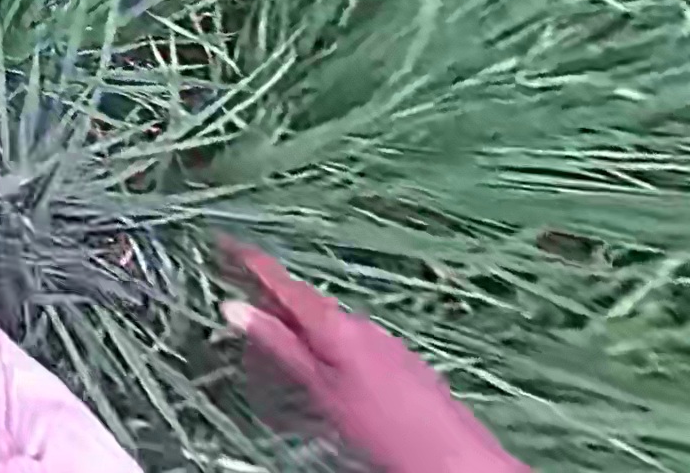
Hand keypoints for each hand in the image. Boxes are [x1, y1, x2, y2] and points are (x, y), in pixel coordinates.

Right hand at [219, 241, 526, 472]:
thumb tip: (231, 305)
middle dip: (269, 296)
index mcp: (331, 322)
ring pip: (325, 321)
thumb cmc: (384, 428)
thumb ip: (278, 345)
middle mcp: (356, 321)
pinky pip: (348, 338)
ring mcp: (382, 340)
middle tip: (238, 298)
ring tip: (275, 341)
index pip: (279, 279)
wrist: (469, 468)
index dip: (247, 258)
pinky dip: (323, 341)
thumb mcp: (320, 389)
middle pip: (301, 299)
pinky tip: (323, 366)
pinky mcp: (401, 361)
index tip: (220, 240)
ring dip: (297, 323)